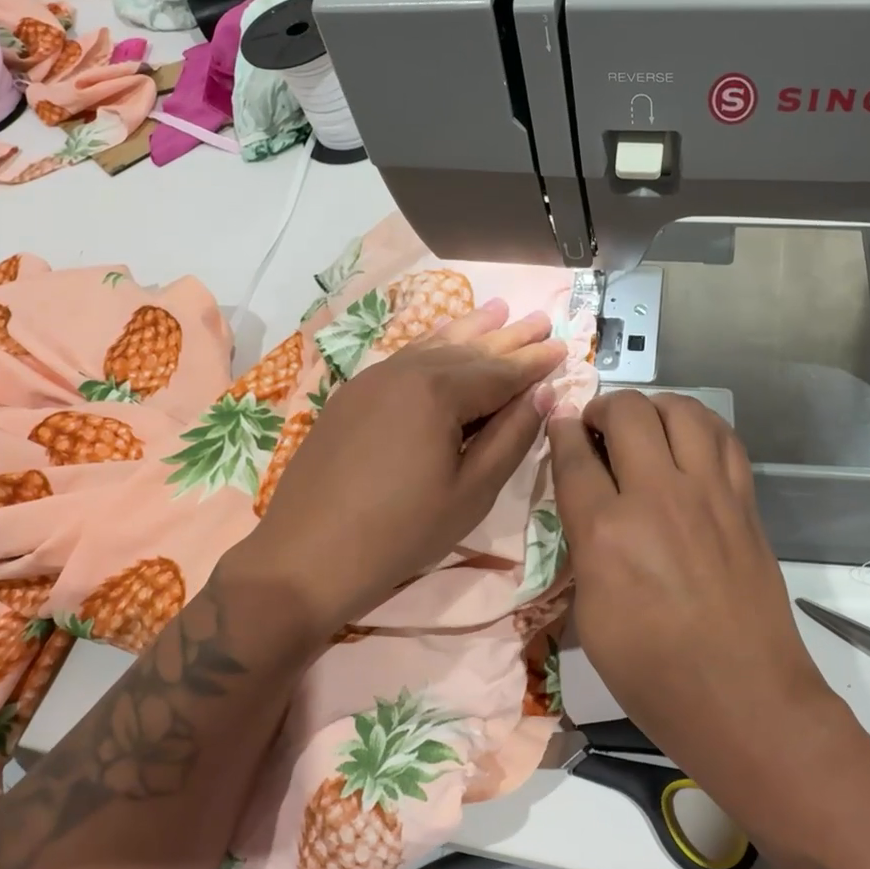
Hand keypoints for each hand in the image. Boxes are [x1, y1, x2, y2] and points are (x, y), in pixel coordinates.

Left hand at [253, 299, 566, 628]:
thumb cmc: (401, 533)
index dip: (535, 361)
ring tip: (498, 310)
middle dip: (509, 337)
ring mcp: (372, 379)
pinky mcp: (352, 395)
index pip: (501, 371)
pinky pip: (404, 358)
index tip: (565, 346)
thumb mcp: (471, 491)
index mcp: (438, 392)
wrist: (304, 558)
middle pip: (469, 350)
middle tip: (542, 319)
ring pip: (433, 346)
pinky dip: (432, 345)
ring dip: (470, 330)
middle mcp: (405, 371)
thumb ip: (511, 436)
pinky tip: (443, 339)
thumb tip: (543, 393)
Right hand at [548, 391, 837, 775]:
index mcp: (608, 534)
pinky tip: (688, 442)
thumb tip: (588, 506)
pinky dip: (699, 425)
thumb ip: (585, 547)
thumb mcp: (592, 618)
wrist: (744, 697)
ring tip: (643, 426)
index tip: (558, 422)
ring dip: (653, 407)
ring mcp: (710, 493)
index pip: (574, 458)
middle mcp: (658, 497)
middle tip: (596, 429)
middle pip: (627, 413)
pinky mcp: (745, 500)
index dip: (560, 431)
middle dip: (602, 408)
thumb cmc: (654, 675)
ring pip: (681, 409)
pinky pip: (723, 436)